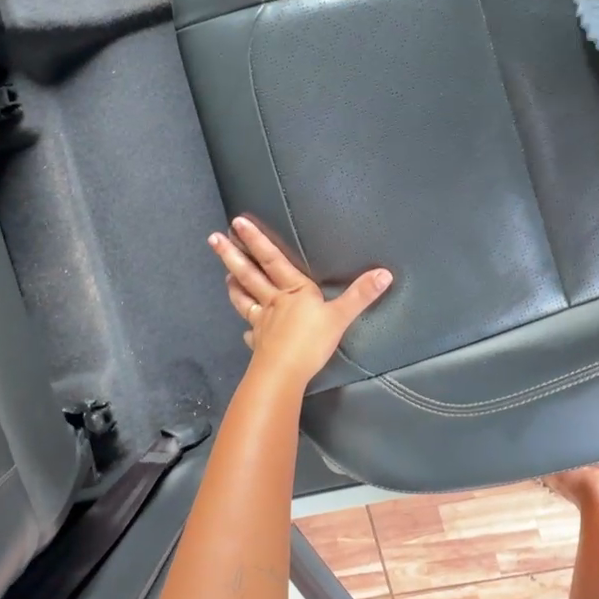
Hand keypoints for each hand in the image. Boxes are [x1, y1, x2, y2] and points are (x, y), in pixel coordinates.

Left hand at [207, 217, 392, 387]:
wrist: (282, 375)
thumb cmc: (310, 341)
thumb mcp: (340, 316)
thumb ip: (361, 295)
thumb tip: (385, 273)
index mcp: (293, 290)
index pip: (272, 259)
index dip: (255, 240)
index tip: (237, 223)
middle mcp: (274, 301)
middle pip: (249, 275)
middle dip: (232, 256)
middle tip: (213, 239)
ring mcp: (262, 323)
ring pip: (245, 299)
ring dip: (234, 287)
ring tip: (225, 275)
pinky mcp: (259, 344)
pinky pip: (252, 333)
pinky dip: (248, 331)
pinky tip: (245, 333)